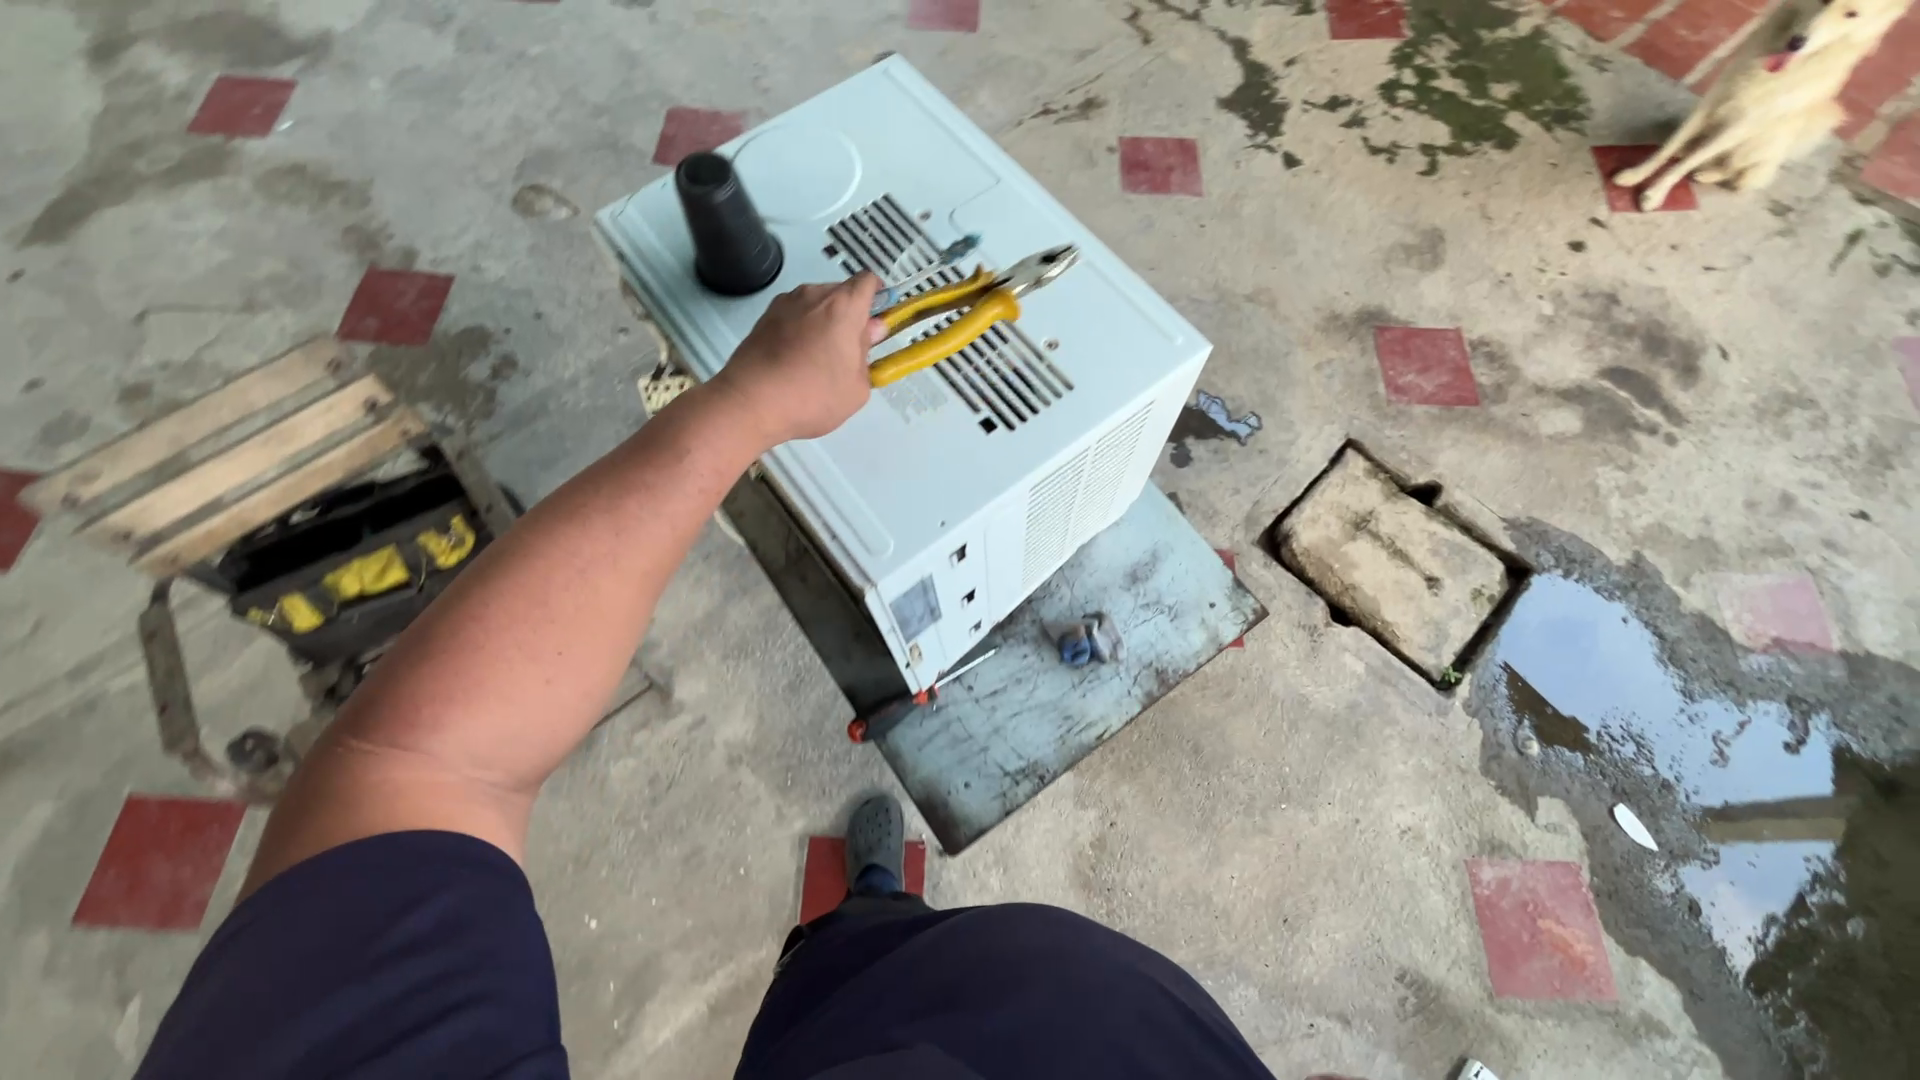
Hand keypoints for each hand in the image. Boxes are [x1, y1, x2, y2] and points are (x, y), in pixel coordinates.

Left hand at [713, 274, 886, 445]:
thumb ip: (867, 354)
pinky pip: (793, 317)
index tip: (877, 320)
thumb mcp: (856, 387)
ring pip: (815, 305)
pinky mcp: (763, 318)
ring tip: (819, 360)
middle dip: (850, 315)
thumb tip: (869, 332)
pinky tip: (795, 361)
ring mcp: (784, 304)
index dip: (877, 297)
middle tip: (850, 351)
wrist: (750, 403)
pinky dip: (800, 331)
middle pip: (841, 293)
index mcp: (843, 306)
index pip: (868, 281)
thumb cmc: (813, 396)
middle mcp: (813, 295)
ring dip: (824, 323)